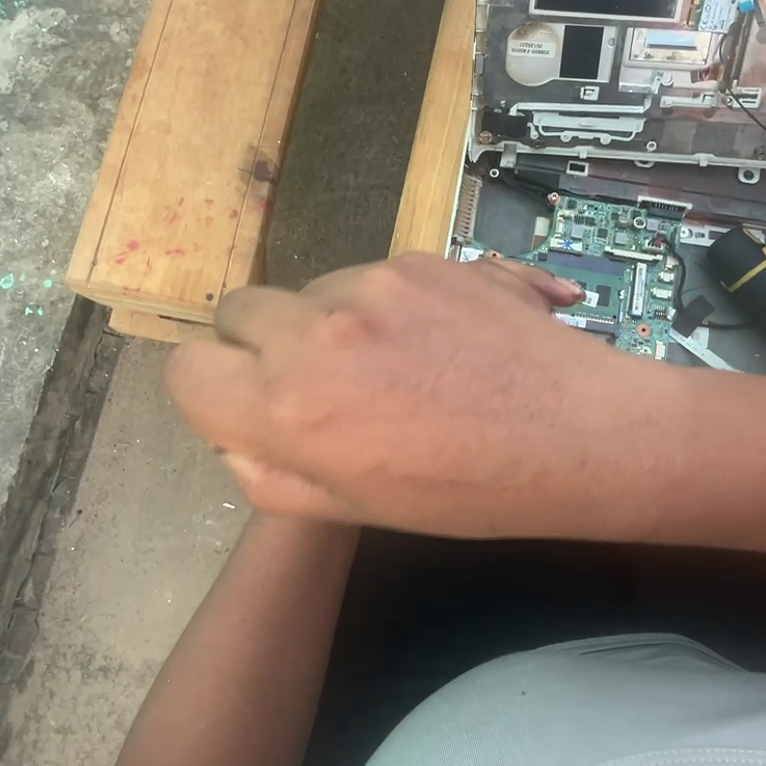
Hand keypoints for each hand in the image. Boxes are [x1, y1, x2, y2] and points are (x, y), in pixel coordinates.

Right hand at [164, 253, 683, 538]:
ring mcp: (373, 283)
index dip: (214, 389)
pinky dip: (387, 303)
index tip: (251, 401)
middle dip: (264, 343)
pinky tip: (439, 338)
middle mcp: (317, 331)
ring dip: (333, 321)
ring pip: (312, 289)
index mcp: (288, 409)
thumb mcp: (352, 508)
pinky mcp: (421, 256)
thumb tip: (235, 428)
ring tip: (402, 363)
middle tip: (325, 378)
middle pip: (239, 310)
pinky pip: (372, 276)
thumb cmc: (468, 491)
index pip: (187, 370)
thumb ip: (267, 471)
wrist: (577, 433)